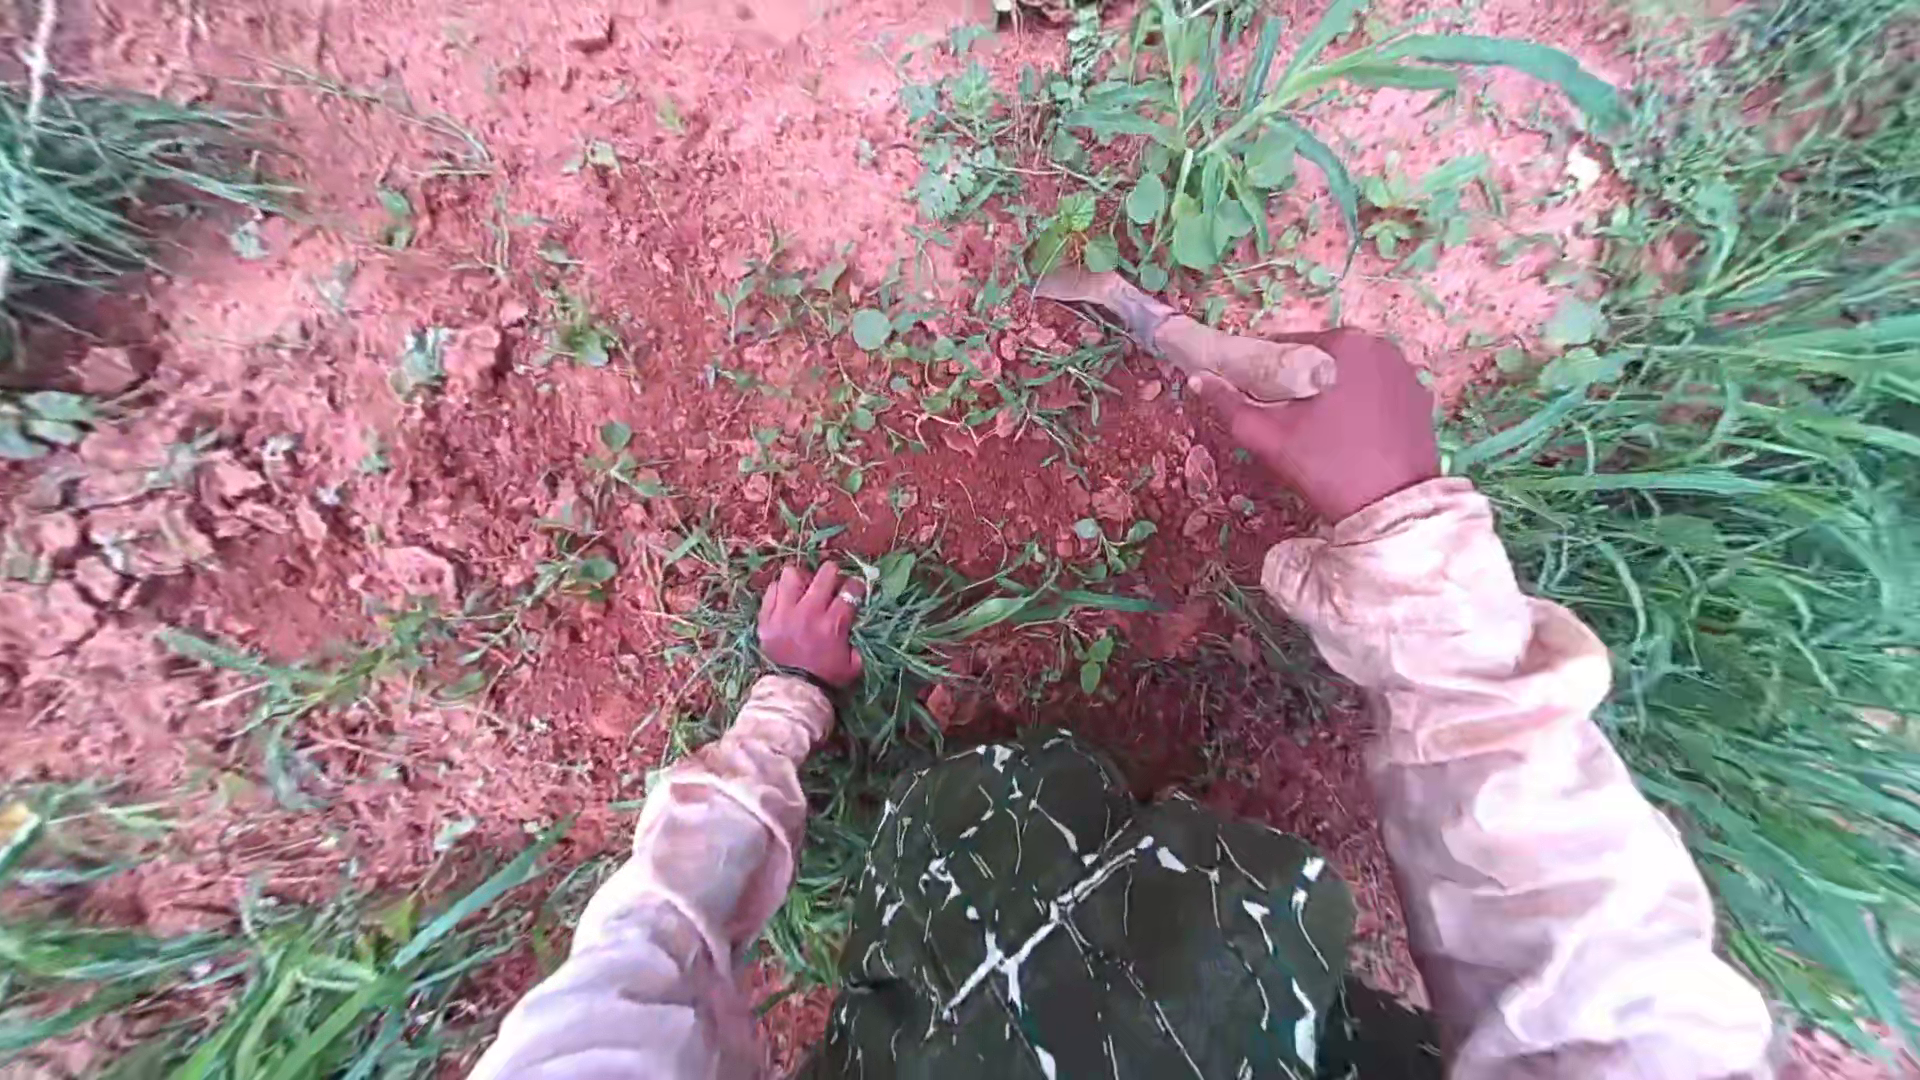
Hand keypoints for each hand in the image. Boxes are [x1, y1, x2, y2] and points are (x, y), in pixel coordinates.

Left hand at [758, 561, 864, 688]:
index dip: (856, 586)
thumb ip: (858, 641)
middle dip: (833, 574)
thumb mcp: (853, 663)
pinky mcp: (766, 618)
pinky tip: (787, 599)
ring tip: (805, 587)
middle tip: (831, 582)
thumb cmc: (826, 677)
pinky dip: (781, 590)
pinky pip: (773, 590)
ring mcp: (785, 613)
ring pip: (793, 574)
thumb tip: (857, 622)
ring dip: (803, 578)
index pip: (850, 589)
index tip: (854, 590)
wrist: (794, 691)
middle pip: (825, 574)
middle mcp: (810, 612)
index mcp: (833, 623)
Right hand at [1187, 328, 1439, 522]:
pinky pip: (1369, 389)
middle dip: (1290, 383)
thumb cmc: (1324, 465)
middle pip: (1313, 358)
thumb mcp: (1266, 436)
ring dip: (1320, 392)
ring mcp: (1404, 370)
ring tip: (1309, 428)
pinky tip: (1341, 433)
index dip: (1256, 373)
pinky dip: (1351, 404)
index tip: (1248, 398)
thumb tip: (1198, 379)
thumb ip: (1229, 404)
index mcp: (1343, 344)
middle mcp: (1379, 345)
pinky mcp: (1417, 395)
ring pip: (1342, 374)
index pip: (1280, 346)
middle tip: (1277, 419)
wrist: (1391, 507)